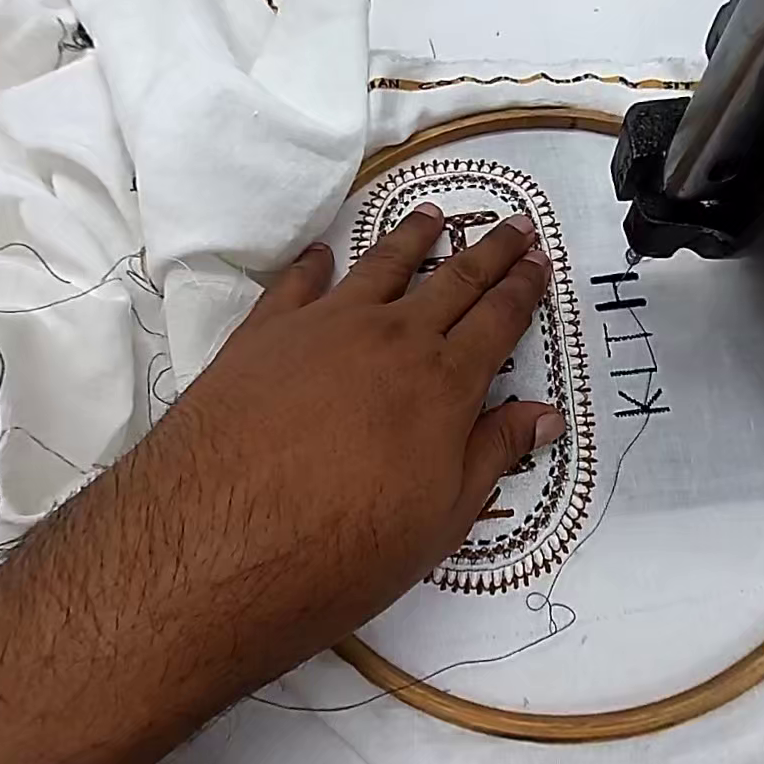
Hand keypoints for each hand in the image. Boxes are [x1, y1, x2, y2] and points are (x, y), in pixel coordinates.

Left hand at [132, 202, 563, 673]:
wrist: (217, 546)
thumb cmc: (345, 548)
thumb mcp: (440, 517)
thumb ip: (494, 453)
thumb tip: (547, 413)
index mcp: (442, 383)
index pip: (498, 320)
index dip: (523, 288)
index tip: (539, 261)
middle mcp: (391, 338)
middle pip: (454, 280)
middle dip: (492, 250)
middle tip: (515, 224)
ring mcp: (325, 326)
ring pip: (383, 266)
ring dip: (414, 237)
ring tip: (434, 215)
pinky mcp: (265, 332)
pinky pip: (298, 283)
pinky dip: (314, 264)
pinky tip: (322, 253)